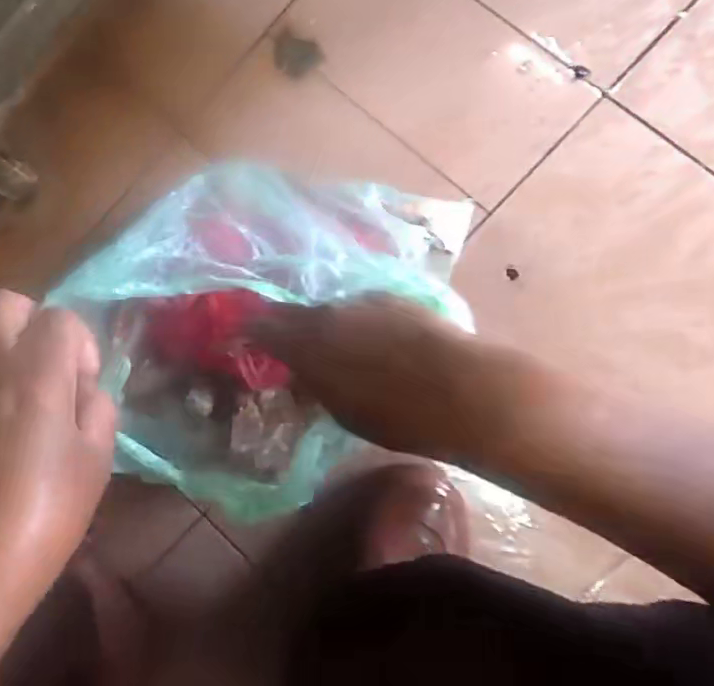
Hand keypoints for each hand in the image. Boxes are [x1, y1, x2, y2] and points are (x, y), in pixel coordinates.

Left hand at [0, 291, 116, 606]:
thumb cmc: (44, 512)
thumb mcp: (95, 461)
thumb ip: (98, 409)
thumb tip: (84, 391)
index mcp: (36, 369)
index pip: (60, 317)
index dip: (82, 345)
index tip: (85, 388)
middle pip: (9, 303)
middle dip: (37, 323)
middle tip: (54, 370)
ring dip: (13, 351)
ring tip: (32, 404)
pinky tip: (5, 432)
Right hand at [253, 296, 550, 466]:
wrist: (473, 392)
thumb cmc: (402, 417)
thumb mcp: (343, 411)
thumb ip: (313, 384)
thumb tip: (299, 373)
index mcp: (308, 340)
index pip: (260, 325)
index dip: (247, 331)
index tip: (240, 339)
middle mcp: (329, 310)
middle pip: (295, 312)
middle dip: (286, 327)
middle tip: (289, 348)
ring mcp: (364, 299)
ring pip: (332, 310)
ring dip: (329, 326)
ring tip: (343, 350)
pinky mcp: (395, 297)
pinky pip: (364, 308)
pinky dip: (362, 323)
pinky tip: (381, 344)